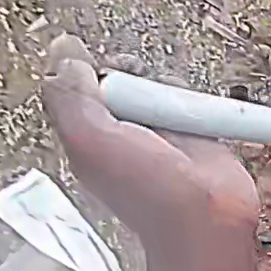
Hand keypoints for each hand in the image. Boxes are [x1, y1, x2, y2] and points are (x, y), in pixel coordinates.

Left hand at [42, 35, 257, 245]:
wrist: (206, 217)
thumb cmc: (150, 192)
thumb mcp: (89, 138)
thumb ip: (70, 96)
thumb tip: (64, 52)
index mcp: (89, 135)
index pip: (81, 84)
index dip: (90, 69)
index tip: (104, 71)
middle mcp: (125, 133)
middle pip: (123, 80)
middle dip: (133, 74)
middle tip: (143, 90)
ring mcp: (163, 134)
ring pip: (161, 88)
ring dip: (168, 88)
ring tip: (173, 107)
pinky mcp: (199, 136)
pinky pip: (195, 104)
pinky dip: (197, 102)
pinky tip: (196, 114)